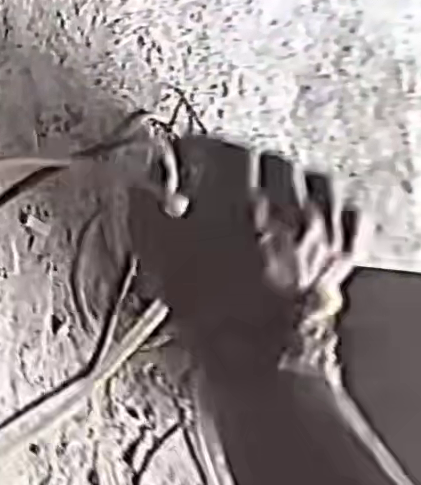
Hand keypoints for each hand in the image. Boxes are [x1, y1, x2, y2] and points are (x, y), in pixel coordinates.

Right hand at [129, 136, 367, 378]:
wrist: (252, 340)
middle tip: (211, 161)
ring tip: (257, 180)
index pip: (220, 150)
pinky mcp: (343, 250)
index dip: (195, 144)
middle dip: (236, 155)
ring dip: (280, 174)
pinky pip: (341, 208)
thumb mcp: (151, 246)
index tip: (178, 147)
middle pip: (269, 160)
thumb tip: (140, 183)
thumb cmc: (201, 297)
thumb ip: (145, 206)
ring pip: (311, 179)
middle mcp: (286, 209)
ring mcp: (321, 228)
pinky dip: (319, 200)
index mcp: (235, 202)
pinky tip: (301, 206)